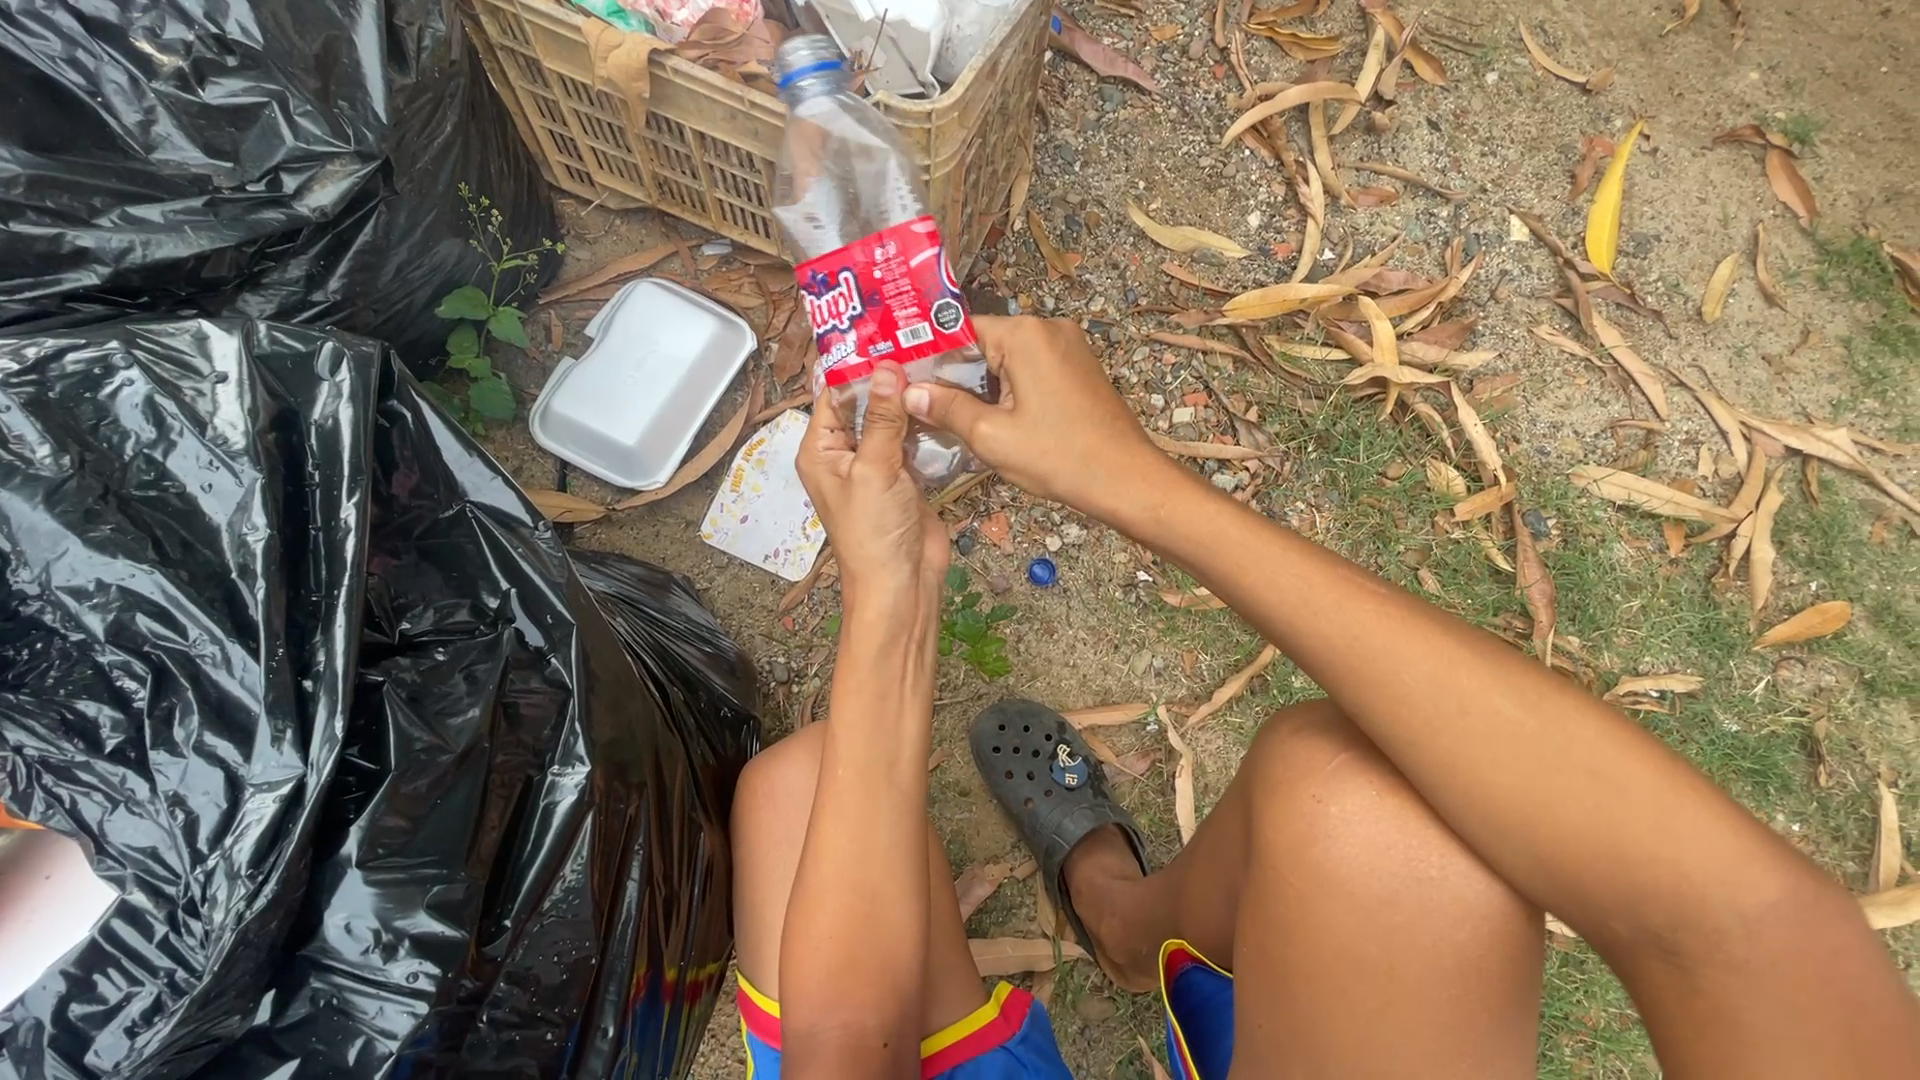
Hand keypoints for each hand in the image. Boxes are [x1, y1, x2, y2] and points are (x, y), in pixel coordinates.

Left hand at [797, 362, 948, 623]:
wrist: (902, 584)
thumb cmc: (873, 533)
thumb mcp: (874, 470)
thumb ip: (884, 419)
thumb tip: (887, 367)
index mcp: (821, 449)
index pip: (834, 394)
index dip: (857, 364)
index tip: (885, 330)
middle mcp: (846, 452)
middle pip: (867, 403)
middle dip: (890, 377)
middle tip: (922, 338)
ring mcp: (879, 464)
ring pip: (894, 420)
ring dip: (912, 399)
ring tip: (940, 359)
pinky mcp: (907, 476)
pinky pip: (915, 440)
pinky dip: (928, 424)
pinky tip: (947, 398)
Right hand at [903, 316, 1172, 520]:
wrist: (1126, 479)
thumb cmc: (1060, 458)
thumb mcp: (992, 437)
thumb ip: (948, 409)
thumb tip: (909, 393)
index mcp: (1025, 335)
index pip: (961, 332)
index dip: (931, 359)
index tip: (906, 382)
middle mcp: (1049, 329)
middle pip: (985, 345)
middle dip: (957, 376)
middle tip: (925, 408)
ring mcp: (1068, 347)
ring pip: (1007, 361)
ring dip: (983, 387)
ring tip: (955, 419)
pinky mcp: (1078, 369)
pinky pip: (1030, 371)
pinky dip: (1009, 391)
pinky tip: (994, 420)